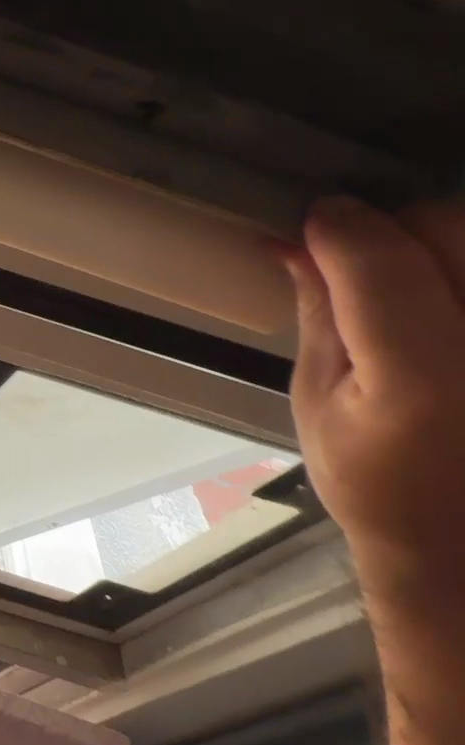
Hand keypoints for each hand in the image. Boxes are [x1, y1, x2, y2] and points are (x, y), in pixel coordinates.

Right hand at [285, 197, 464, 606]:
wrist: (462, 528)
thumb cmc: (373, 476)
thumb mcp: (318, 400)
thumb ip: (320, 315)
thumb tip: (296, 245)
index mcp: (421, 375)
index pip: (381, 265)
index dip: (341, 228)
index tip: (311, 216)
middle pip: (451, 226)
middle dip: (394, 227)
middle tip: (351, 256)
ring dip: (437, 240)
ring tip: (401, 280)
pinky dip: (456, 269)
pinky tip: (436, 295)